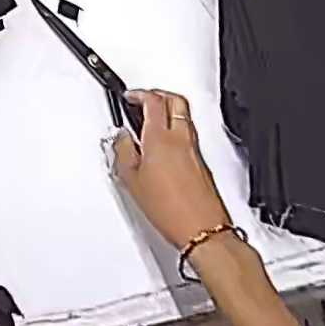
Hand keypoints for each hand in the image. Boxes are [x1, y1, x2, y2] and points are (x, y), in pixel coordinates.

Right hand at [110, 89, 233, 249]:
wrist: (203, 231)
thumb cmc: (170, 209)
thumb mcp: (131, 179)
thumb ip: (123, 150)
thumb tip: (121, 137)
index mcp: (161, 138)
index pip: (152, 101)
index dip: (138, 94)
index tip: (129, 97)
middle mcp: (181, 140)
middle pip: (174, 101)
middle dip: (157, 94)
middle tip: (143, 99)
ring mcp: (195, 151)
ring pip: (184, 116)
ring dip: (168, 110)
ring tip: (151, 118)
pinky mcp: (202, 163)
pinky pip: (189, 135)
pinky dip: (175, 129)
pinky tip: (163, 143)